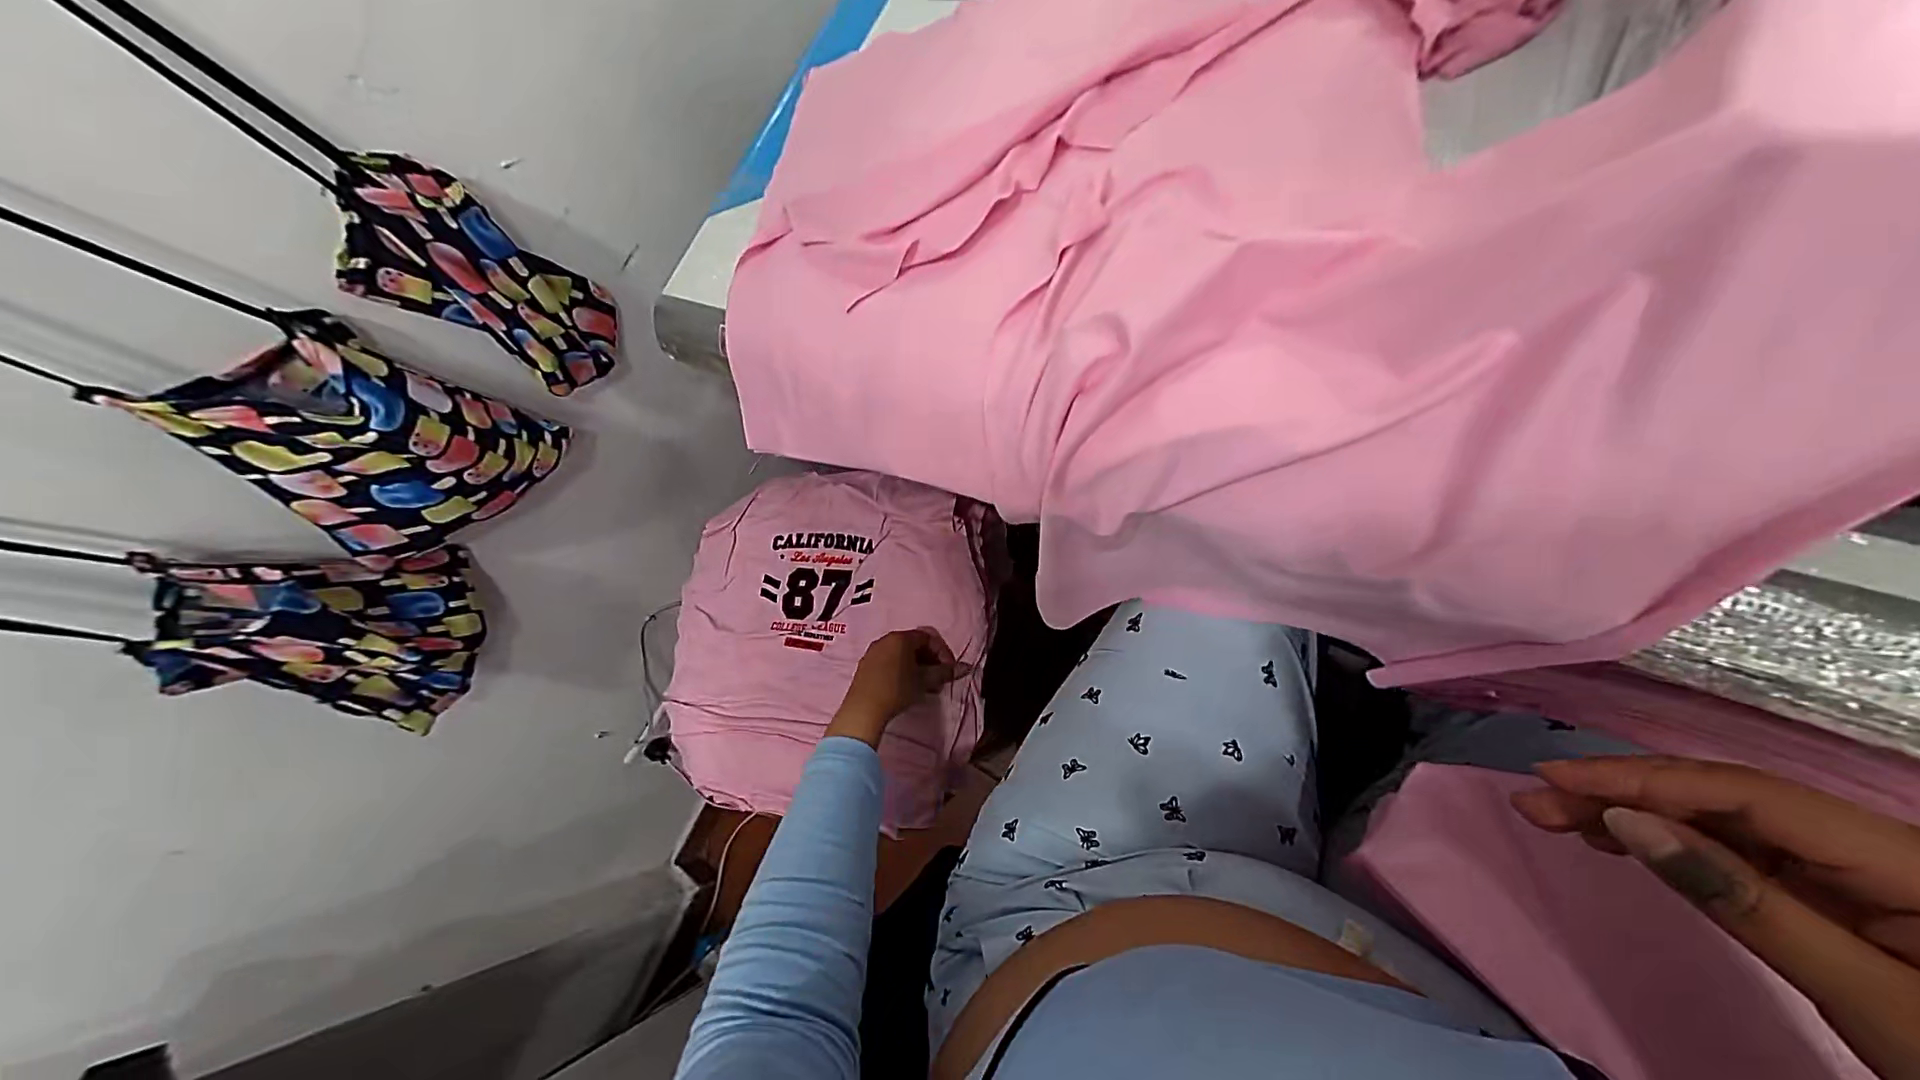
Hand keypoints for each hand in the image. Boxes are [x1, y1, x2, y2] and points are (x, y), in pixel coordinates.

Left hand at [825, 628, 965, 746]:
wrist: (863, 709)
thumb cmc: (896, 690)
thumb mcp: (924, 681)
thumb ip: (945, 672)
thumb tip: (966, 667)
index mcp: (901, 638)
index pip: (929, 638)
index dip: (943, 652)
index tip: (949, 670)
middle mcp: (886, 639)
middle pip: (915, 644)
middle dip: (931, 660)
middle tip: (938, 679)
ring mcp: (873, 652)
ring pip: (902, 653)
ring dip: (917, 666)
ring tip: (924, 685)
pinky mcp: (865, 665)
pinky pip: (889, 660)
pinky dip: (902, 669)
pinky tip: (906, 686)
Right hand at [1513, 755, 1919, 1079]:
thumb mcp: (1865, 996)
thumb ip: (1743, 900)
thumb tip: (1627, 823)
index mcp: (1901, 858)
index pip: (1743, 793)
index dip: (1642, 777)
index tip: (1554, 775)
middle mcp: (1870, 844)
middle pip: (1723, 798)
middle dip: (1621, 792)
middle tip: (1535, 799)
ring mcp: (1851, 867)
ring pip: (1720, 819)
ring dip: (1632, 813)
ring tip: (1554, 815)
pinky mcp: (1831, 892)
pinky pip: (1735, 850)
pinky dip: (1668, 841)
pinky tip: (1615, 835)